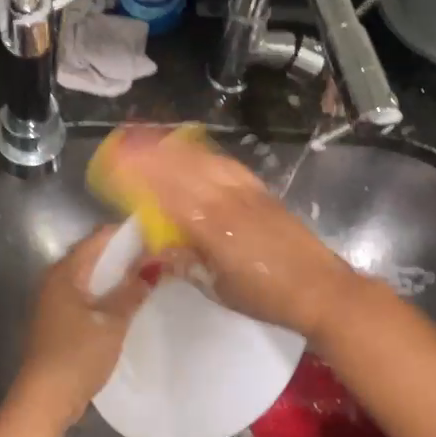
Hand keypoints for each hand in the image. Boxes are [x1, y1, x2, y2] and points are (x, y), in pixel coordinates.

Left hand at [9, 225, 155, 429]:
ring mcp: (52, 302)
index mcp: (64, 273)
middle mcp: (53, 280)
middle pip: (91, 256)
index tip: (153, 232)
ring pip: (87, 278)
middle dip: (121, 254)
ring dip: (113, 276)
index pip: (96, 240)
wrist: (45, 398)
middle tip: (154, 253)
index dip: (124, 234)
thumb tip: (154, 265)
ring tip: (145, 275)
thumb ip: (132, 292)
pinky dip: (103, 293)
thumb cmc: (77, 354)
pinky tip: (123, 301)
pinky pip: (83, 296)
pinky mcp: (55, 321)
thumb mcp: (112, 322)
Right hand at [101, 128, 363, 338]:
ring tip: (154, 140)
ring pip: (204, 161)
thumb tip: (156, 248)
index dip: (140, 175)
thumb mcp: (216, 287)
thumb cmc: (264, 296)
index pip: (166, 192)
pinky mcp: (262, 191)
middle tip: (127, 144)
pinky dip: (206, 155)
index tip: (117, 165)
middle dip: (152, 154)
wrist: (318, 288)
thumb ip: (184, 262)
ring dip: (176, 150)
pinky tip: (196, 154)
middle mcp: (225, 200)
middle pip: (182, 168)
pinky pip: (227, 165)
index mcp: (210, 225)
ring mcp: (246, 192)